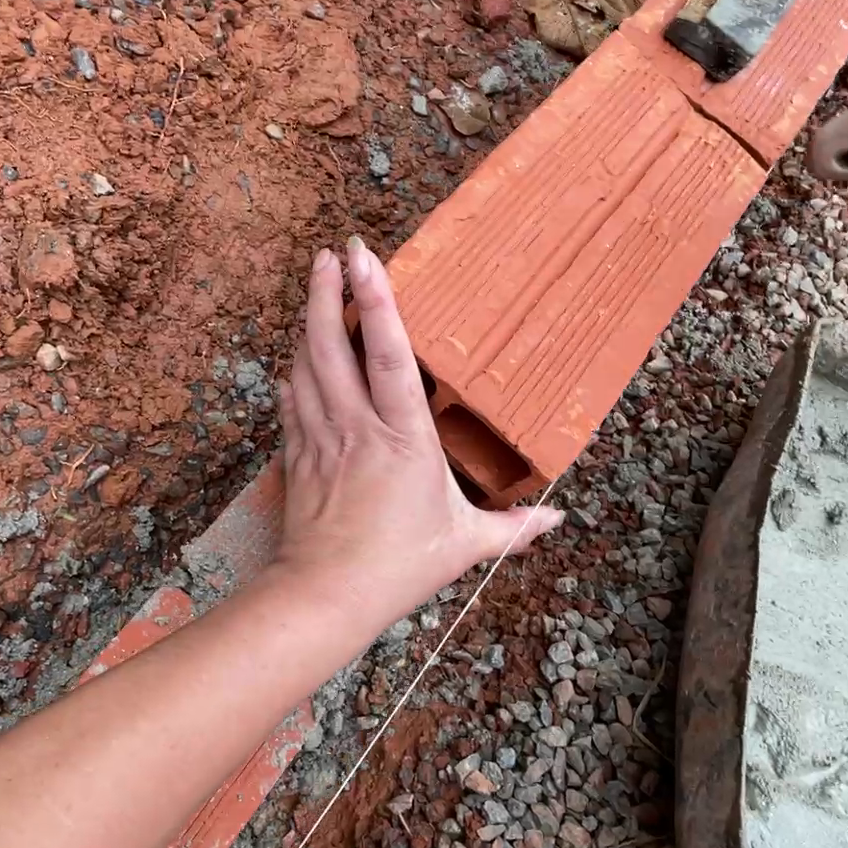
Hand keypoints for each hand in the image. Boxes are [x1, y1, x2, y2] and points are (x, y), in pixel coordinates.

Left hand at [270, 238, 563, 630]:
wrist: (327, 594)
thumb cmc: (399, 566)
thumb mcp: (465, 545)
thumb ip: (512, 528)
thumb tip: (556, 520)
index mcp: (404, 439)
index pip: (390, 356)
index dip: (377, 302)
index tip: (364, 258)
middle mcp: (357, 428)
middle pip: (332, 347)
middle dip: (325, 293)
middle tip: (328, 254)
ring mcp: (321, 439)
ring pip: (305, 367)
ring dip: (306, 323)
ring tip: (314, 287)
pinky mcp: (298, 457)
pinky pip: (291, 402)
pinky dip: (292, 373)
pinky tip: (294, 359)